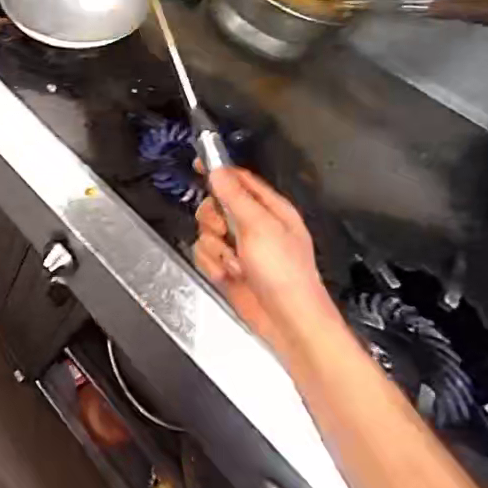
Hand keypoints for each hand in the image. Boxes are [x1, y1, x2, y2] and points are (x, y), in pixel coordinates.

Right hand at [192, 166, 338, 356]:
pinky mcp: (228, 266)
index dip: (218, 171)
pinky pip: (204, 254)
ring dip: (215, 248)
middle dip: (213, 219)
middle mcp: (255, 225)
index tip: (199, 165)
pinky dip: (213, 265)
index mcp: (271, 209)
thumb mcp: (259, 227)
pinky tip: (231, 275)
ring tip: (236, 262)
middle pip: (215, 204)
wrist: (287, 322)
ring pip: (206, 231)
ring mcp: (240, 247)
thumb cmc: (286, 275)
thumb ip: (235, 196)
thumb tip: (218, 171)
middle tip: (225, 231)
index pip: (239, 179)